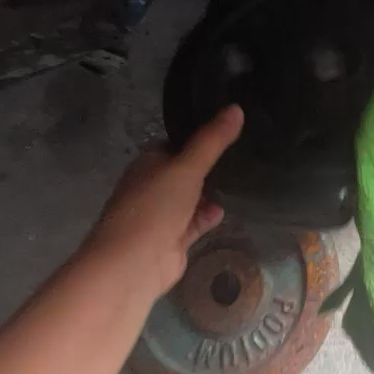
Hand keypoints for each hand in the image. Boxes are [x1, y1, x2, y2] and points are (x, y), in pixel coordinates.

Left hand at [82, 106, 242, 301]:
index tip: (229, 131)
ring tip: (240, 181)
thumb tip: (237, 107)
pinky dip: (208, 216)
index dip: (199, 138)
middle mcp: (153, 187)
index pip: (176, 144)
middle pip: (186, 172)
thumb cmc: (154, 208)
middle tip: (242, 155)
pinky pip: (195, 222)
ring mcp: (162, 215)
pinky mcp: (172, 240)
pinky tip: (224, 211)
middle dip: (209, 167)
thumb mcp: (187, 166)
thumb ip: (213, 140)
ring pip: (192, 198)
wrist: (131, 266)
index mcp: (148, 164)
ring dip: (211, 193)